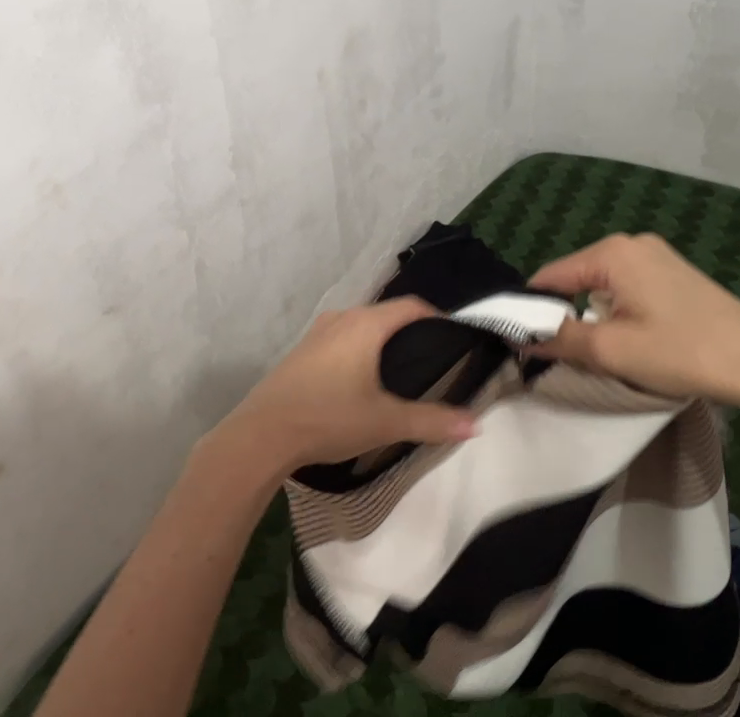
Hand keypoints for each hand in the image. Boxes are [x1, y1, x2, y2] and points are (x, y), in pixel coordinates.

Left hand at [209, 298, 477, 474]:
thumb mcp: (385, 422)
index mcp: (365, 325)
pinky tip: (365, 379)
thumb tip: (476, 425)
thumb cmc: (328, 418)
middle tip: (437, 360)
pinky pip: (342, 340)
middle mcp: (341, 318)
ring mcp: (317, 333)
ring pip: (361, 327)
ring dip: (383, 342)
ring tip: (405, 371)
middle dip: (412, 332)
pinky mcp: (302, 351)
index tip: (457, 339)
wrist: (263, 433)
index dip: (438, 318)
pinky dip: (360, 350)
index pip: (412, 306)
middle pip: (386, 314)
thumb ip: (431, 421)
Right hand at [526, 233, 739, 407]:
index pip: (548, 277)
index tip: (520, 344)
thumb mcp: (610, 351)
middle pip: (573, 280)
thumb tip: (521, 337)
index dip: (529, 311)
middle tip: (561, 354)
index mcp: (611, 252)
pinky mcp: (675, 275)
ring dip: (591, 318)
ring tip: (599, 352)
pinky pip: (625, 290)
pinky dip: (616, 314)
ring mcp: (657, 257)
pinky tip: (630, 342)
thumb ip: (558, 339)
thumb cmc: (683, 353)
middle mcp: (631, 244)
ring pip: (599, 287)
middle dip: (562, 315)